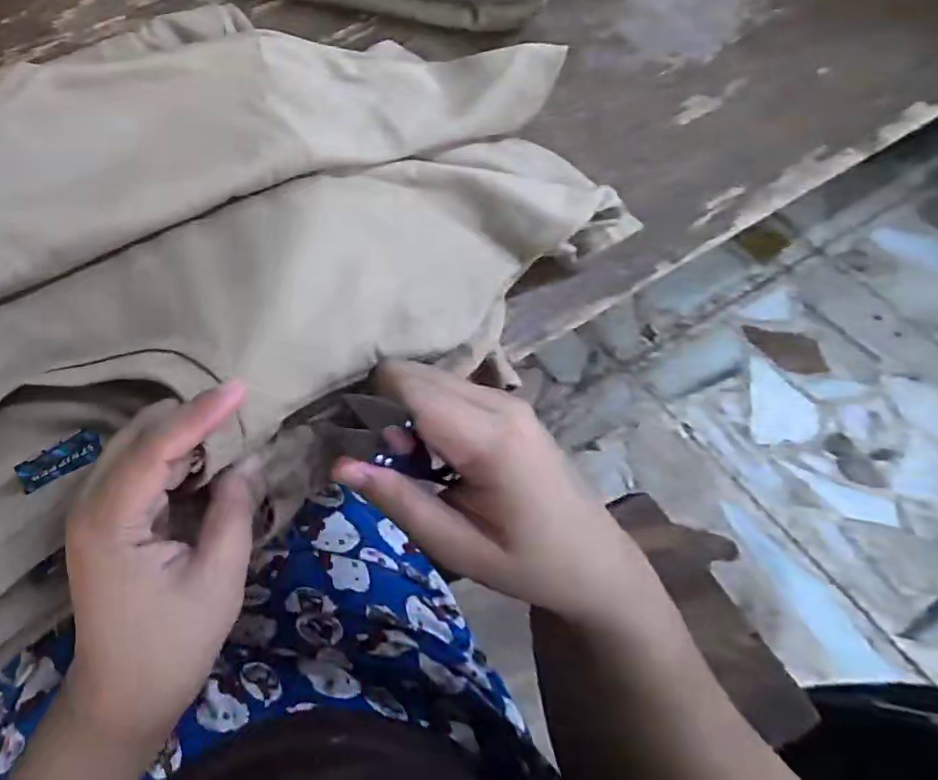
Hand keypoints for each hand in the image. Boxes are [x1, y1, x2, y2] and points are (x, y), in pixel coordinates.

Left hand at [60, 381, 260, 743]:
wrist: (120, 698)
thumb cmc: (169, 649)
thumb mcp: (215, 584)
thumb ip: (232, 514)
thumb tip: (246, 461)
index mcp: (109, 519)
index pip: (154, 447)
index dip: (199, 414)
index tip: (237, 387)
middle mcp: (90, 501)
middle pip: (138, 435)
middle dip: (189, 418)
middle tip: (239, 413)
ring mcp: (90, 506)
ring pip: (135, 444)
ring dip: (179, 434)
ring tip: (226, 431)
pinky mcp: (102, 514)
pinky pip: (135, 466)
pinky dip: (169, 456)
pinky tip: (201, 460)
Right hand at [332, 360, 662, 632]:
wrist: (599, 564)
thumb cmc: (527, 563)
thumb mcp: (456, 546)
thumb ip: (396, 500)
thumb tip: (338, 465)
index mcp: (489, 439)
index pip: (406, 386)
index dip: (371, 407)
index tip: (370, 449)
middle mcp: (498, 403)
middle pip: (411, 373)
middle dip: (385, 407)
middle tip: (397, 461)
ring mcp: (506, 398)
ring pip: (425, 375)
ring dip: (404, 408)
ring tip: (419, 461)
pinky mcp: (506, 402)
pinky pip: (444, 385)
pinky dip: (424, 409)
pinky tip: (439, 452)